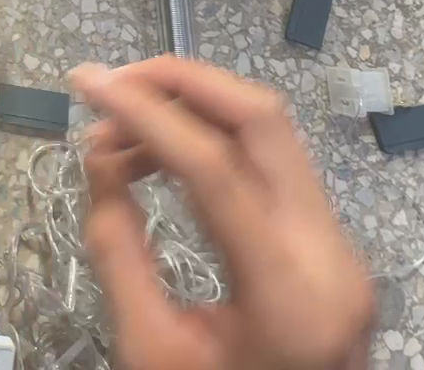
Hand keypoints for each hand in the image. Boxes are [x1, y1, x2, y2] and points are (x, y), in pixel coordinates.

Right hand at [70, 59, 372, 369]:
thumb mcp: (148, 348)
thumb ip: (115, 245)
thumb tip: (100, 155)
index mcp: (288, 294)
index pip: (213, 166)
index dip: (143, 111)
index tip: (86, 81)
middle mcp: (330, 254)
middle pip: (261, 120)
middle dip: (178, 81)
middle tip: (112, 82)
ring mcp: (337, 244)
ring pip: (265, 129)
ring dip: (187, 107)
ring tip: (118, 129)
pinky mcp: (326, 240)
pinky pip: (263, 160)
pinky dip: (204, 138)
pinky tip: (154, 155)